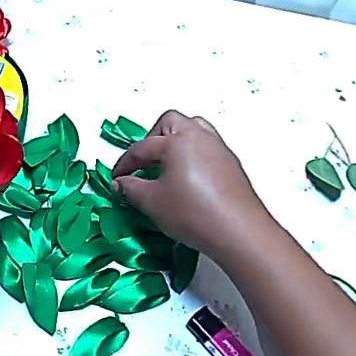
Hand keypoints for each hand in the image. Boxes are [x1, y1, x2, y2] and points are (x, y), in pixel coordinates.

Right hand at [111, 112, 276, 260]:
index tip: (117, 179)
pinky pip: (207, 150)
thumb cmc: (193, 213)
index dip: (125, 164)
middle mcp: (200, 137)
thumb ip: (131, 188)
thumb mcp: (152, 202)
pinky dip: (192, 157)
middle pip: (170, 124)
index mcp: (178, 140)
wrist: (237, 231)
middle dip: (152, 140)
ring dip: (176, 144)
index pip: (142, 147)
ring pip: (193, 132)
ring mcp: (219, 149)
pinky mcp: (231, 166)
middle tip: (143, 164)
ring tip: (166, 168)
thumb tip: (122, 183)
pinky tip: (187, 181)